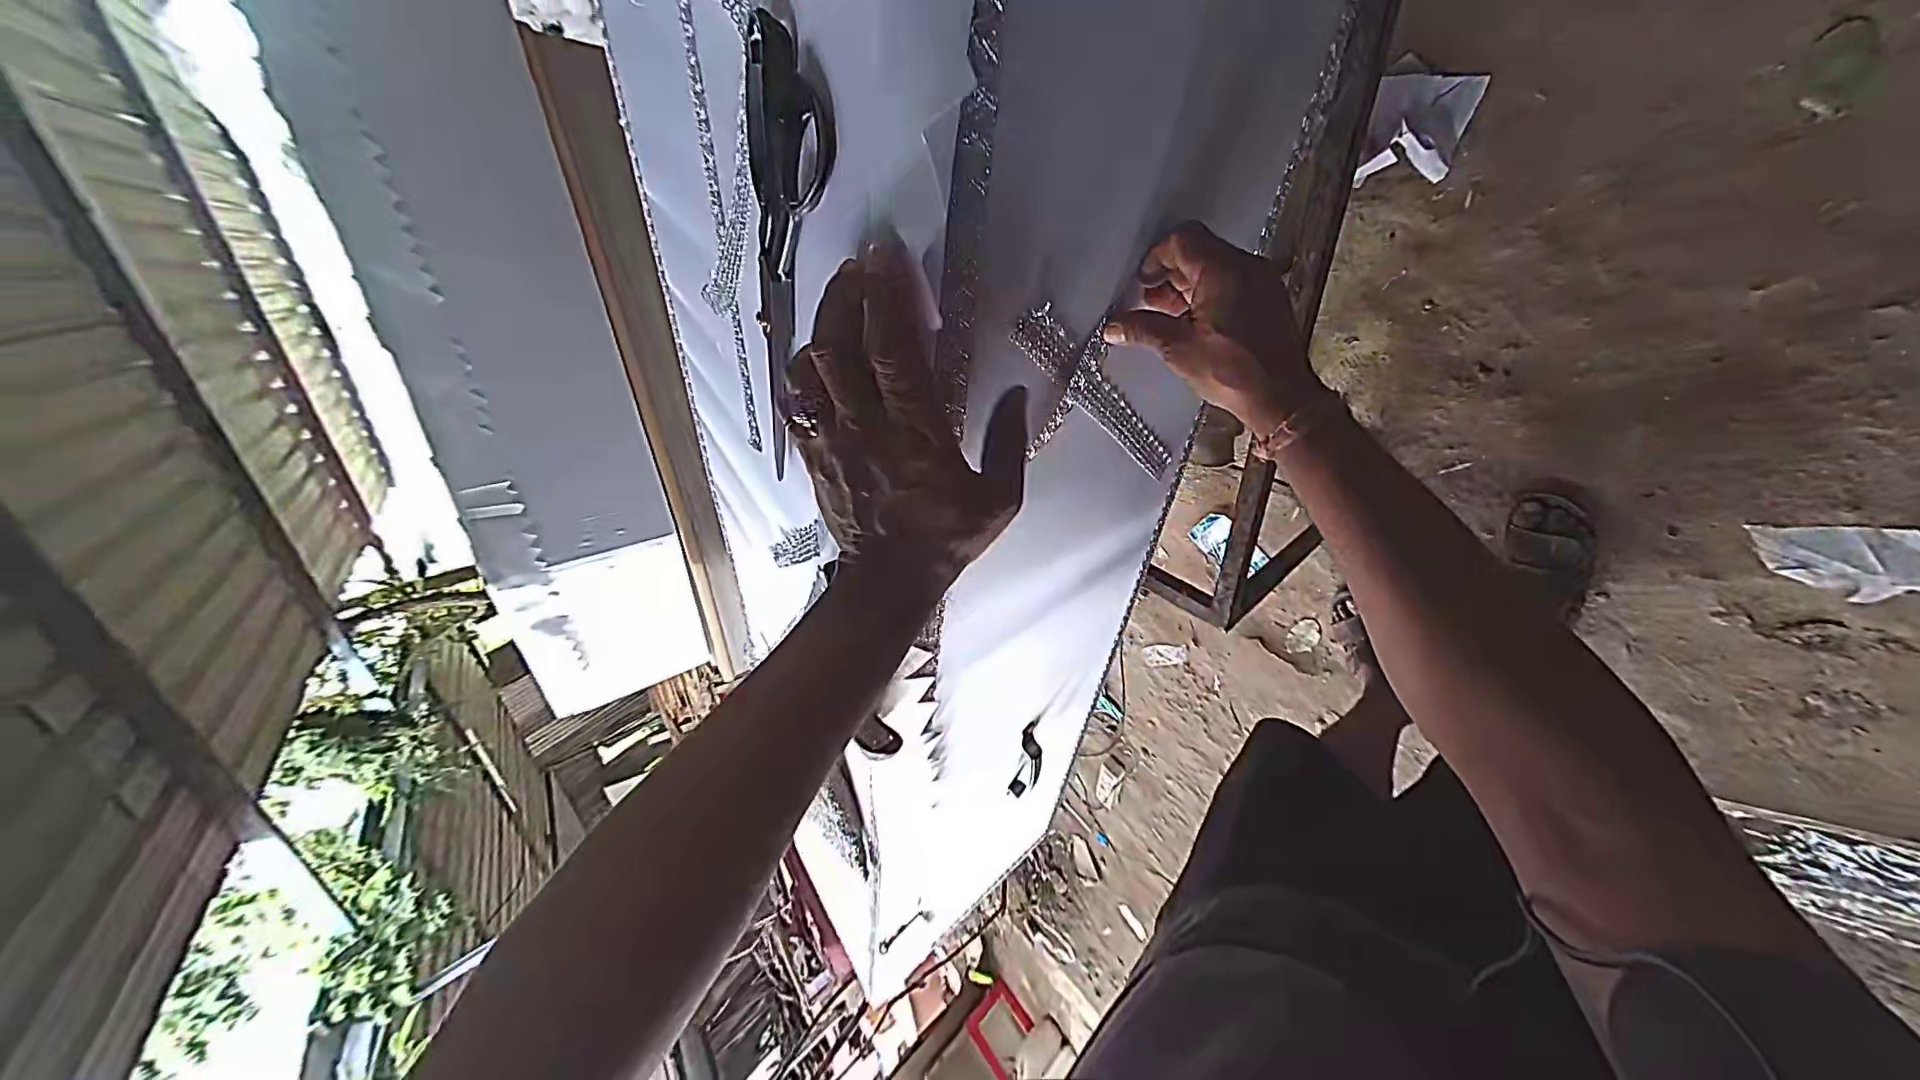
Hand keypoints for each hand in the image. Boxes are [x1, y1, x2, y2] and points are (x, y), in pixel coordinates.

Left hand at [789, 246, 1027, 593]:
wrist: (889, 580)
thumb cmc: (945, 540)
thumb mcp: (999, 500)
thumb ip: (1009, 444)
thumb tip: (1016, 397)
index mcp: (915, 434)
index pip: (894, 351)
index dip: (887, 298)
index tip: (887, 258)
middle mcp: (866, 429)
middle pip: (841, 346)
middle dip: (847, 295)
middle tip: (860, 266)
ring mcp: (833, 441)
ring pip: (812, 369)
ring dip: (823, 326)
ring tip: (840, 300)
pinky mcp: (816, 455)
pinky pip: (797, 403)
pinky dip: (803, 371)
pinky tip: (816, 355)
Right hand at [1103, 222, 1326, 434]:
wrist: (1278, 396)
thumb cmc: (1238, 372)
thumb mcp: (1177, 349)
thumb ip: (1142, 330)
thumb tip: (1116, 326)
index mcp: (1224, 271)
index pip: (1183, 240)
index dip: (1155, 258)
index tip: (1143, 283)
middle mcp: (1247, 269)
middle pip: (1198, 252)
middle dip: (1168, 276)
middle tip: (1149, 304)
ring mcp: (1261, 284)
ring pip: (1214, 269)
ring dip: (1186, 289)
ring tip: (1168, 319)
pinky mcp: (1266, 301)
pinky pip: (1232, 285)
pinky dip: (1208, 298)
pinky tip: (1193, 327)